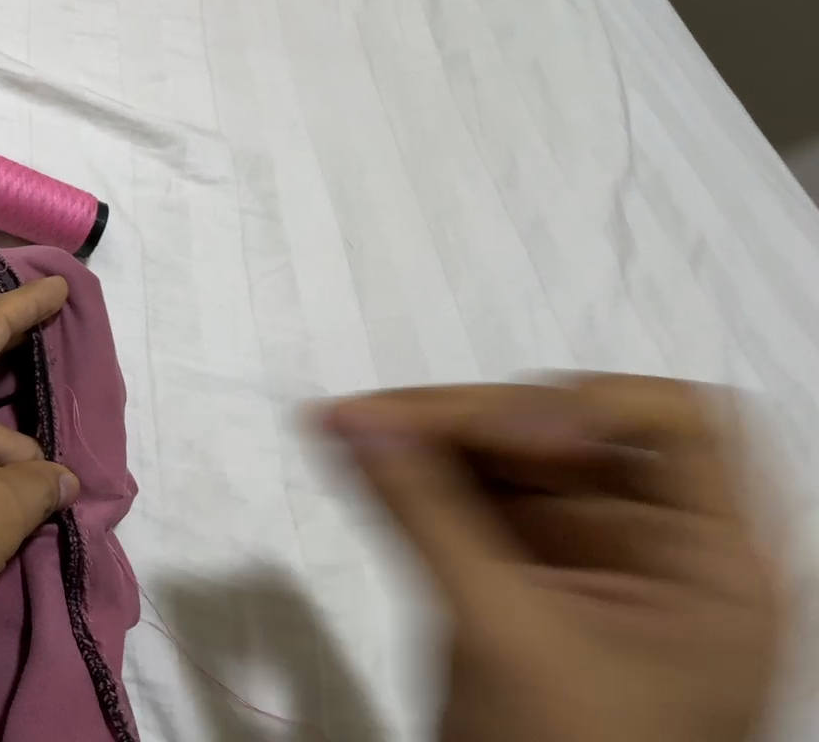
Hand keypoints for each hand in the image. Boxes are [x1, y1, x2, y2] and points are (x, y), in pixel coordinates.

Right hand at [319, 375, 783, 741]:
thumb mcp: (499, 626)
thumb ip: (422, 508)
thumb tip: (352, 417)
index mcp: (697, 557)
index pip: (672, 424)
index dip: (584, 407)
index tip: (501, 436)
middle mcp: (635, 538)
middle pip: (550, 427)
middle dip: (456, 417)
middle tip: (367, 417)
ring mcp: (562, 549)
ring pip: (488, 451)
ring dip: (412, 431)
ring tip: (335, 423)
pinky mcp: (499, 562)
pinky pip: (446, 488)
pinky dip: (395, 464)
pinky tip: (341, 446)